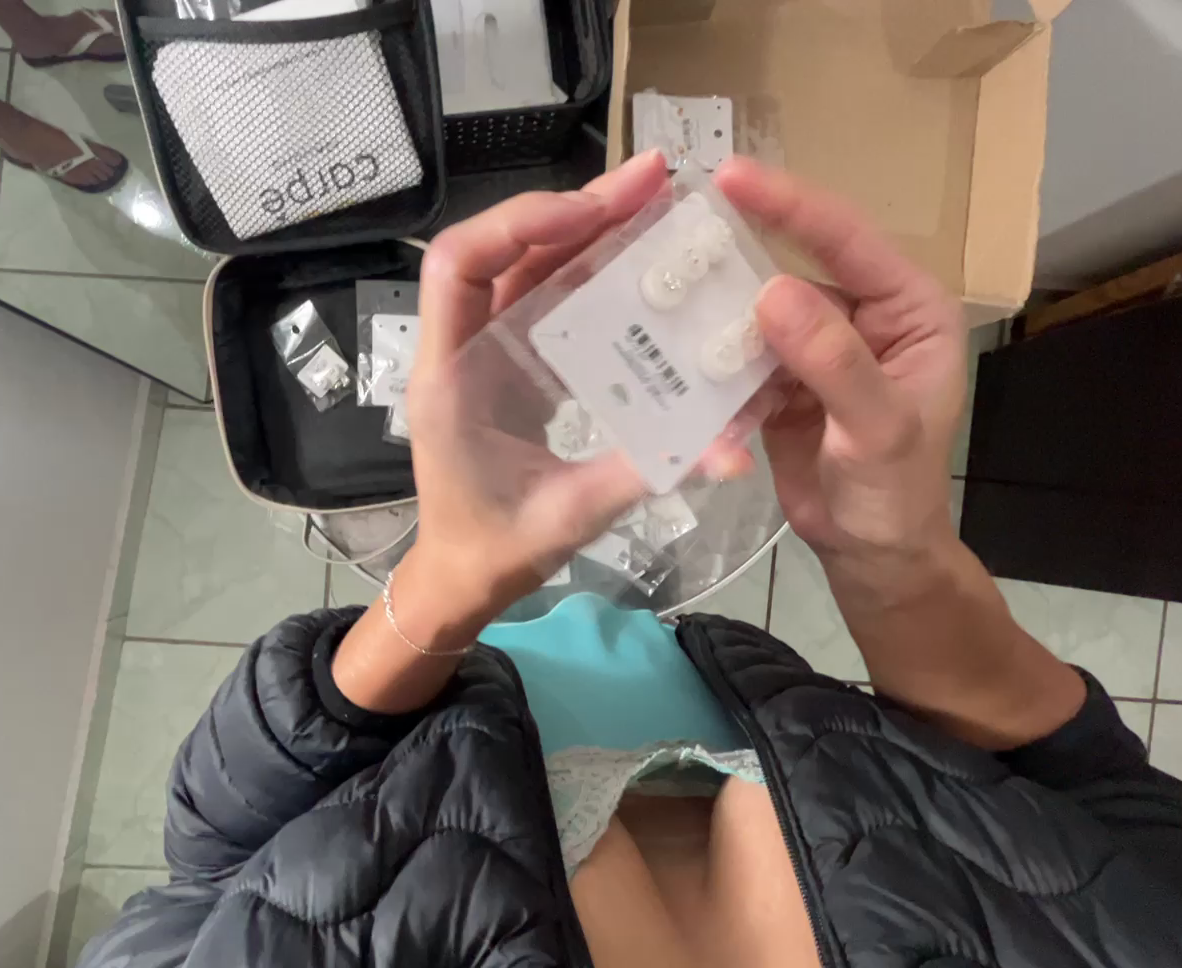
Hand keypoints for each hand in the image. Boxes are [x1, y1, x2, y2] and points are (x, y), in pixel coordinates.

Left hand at [397, 151, 672, 636]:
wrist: (465, 573)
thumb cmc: (496, 547)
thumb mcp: (568, 515)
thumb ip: (642, 476)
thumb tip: (730, 450)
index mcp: (451, 378)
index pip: (459, 266)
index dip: (519, 225)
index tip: (593, 214)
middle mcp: (462, 349)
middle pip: (506, 253)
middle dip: (576, 210)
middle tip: (654, 179)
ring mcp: (487, 352)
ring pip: (530, 269)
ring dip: (589, 231)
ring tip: (658, 199)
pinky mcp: (514, 364)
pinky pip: (548, 303)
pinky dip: (589, 273)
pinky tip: (638, 257)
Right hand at [714, 157, 968, 611]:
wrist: (868, 552)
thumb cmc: (894, 492)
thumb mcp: (876, 427)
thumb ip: (833, 360)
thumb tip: (770, 291)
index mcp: (905, 310)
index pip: (846, 241)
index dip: (789, 206)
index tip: (730, 177)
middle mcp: (859, 320)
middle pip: (788, 276)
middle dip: (732, 271)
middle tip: (670, 250)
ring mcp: (813, 354)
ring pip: (753, 326)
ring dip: (714, 337)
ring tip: (663, 328)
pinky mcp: (778, 389)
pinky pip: (738, 373)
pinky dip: (716, 389)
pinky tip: (691, 404)